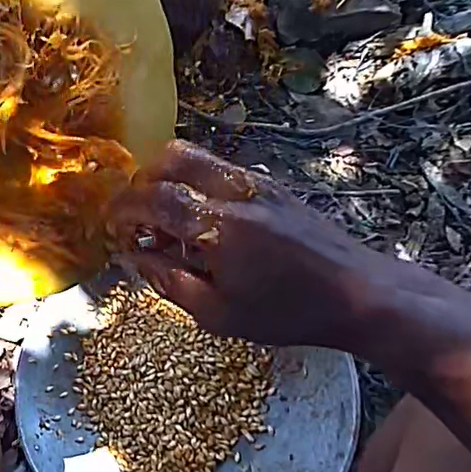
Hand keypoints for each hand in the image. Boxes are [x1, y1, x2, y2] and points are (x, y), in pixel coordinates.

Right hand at [112, 140, 405, 349]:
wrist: (359, 293)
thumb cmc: (288, 313)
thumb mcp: (220, 315)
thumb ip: (170, 282)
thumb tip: (135, 259)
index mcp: (220, 227)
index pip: (155, 198)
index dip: (124, 207)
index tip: (111, 224)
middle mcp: (236, 192)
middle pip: (173, 158)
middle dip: (142, 183)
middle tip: (137, 217)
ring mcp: (257, 183)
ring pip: (197, 157)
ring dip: (168, 179)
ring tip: (167, 219)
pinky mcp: (272, 185)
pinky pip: (220, 169)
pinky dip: (195, 183)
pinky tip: (201, 221)